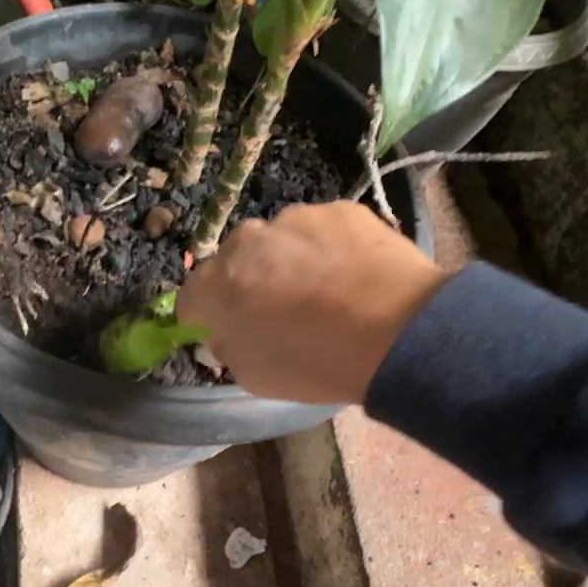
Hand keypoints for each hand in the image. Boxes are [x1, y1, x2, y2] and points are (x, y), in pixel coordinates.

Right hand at [178, 201, 449, 403]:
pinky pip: (322, 232)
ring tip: (327, 296)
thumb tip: (225, 332)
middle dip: (247, 286)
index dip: (205, 319)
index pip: (189, 300)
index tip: (226, 335)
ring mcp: (294, 219)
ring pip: (279, 243)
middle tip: (279, 316)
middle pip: (234, 264)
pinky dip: (329, 251)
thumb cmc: (314, 362)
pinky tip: (355, 279)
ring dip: (289, 264)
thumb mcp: (252, 376)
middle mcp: (245, 241)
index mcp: (213, 285)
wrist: (398, 331)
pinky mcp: (339, 210)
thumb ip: (228, 347)